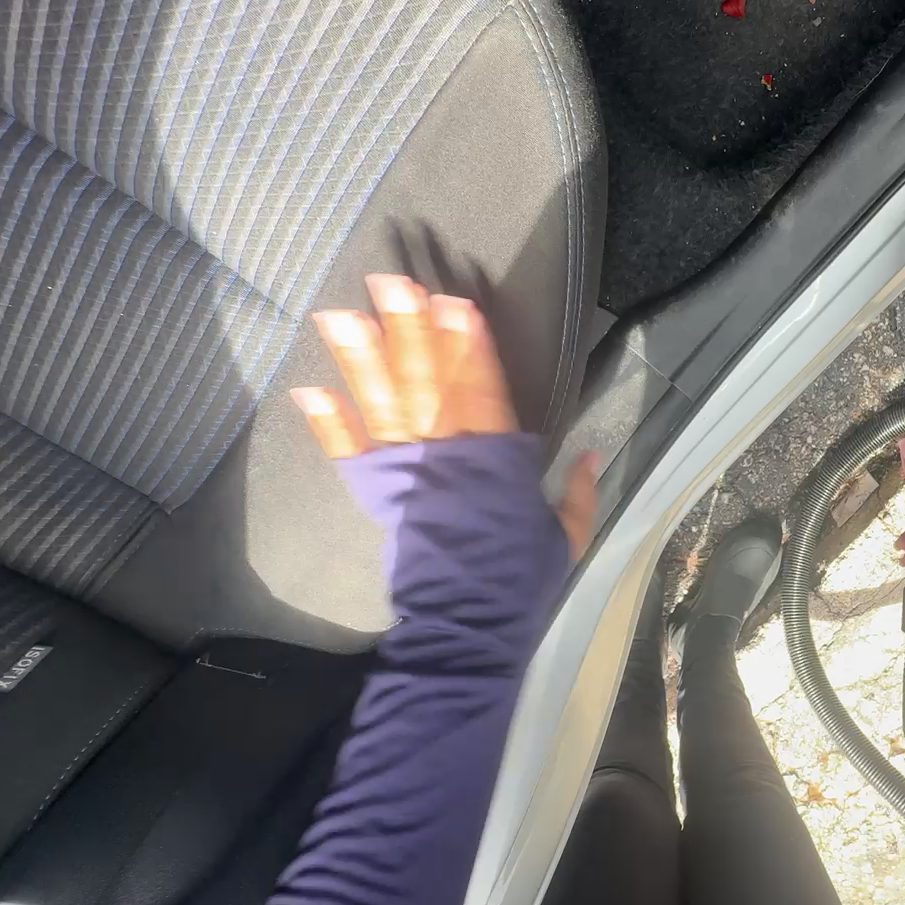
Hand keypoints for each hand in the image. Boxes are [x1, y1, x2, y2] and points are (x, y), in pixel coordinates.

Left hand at [289, 273, 597, 557]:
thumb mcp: (568, 537)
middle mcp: (450, 454)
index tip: (454, 303)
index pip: (484, 390)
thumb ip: (580, 492)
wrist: (470, 622)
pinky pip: (350, 454)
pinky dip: (329, 422)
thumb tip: (595, 452)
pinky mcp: (379, 496)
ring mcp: (409, 473)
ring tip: (341, 314)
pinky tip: (309, 388)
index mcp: (500, 461)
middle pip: (428, 382)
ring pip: (386, 405)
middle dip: (410, 330)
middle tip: (392, 282)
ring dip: (363, 358)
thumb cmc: (522, 578)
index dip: (468, 345)